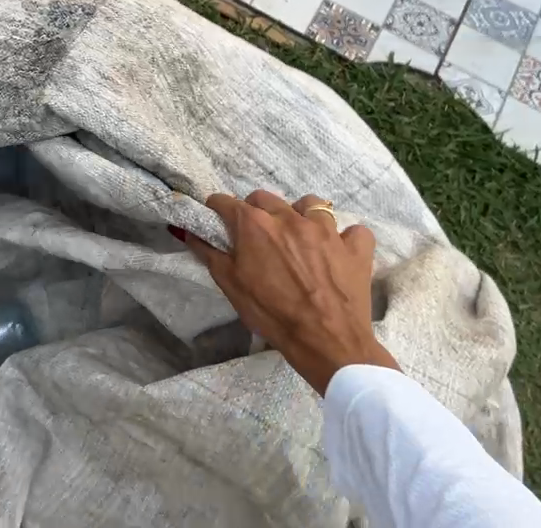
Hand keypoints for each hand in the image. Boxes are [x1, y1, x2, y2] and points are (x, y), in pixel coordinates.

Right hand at [175, 190, 397, 394]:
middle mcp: (289, 218)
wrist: (327, 343)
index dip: (217, 211)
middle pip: (264, 197)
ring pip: (312, 204)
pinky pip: (355, 231)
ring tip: (299, 235)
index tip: (218, 224)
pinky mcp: (356, 250)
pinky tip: (337, 250)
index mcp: (254, 224)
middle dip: (255, 210)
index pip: (225, 202)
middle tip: (256, 234)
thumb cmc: (271, 312)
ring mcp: (327, 231)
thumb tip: (184, 230)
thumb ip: (206, 251)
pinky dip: (346, 236)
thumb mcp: (228, 282)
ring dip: (301, 215)